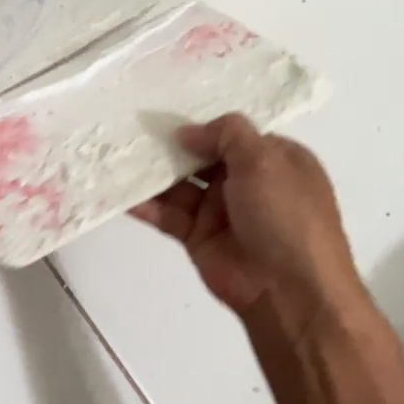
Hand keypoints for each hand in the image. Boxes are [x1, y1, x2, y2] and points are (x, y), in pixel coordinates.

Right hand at [129, 114, 366, 335]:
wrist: (287, 288)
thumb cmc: (286, 215)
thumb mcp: (265, 161)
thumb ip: (226, 135)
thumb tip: (187, 131)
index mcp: (275, 161)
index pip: (234, 135)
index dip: (203, 126)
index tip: (166, 115)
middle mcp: (246, 183)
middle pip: (200, 159)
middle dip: (169, 147)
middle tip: (130, 132)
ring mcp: (220, 211)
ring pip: (179, 186)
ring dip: (151, 175)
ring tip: (116, 159)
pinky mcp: (196, 236)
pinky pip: (166, 215)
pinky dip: (145, 205)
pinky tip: (119, 194)